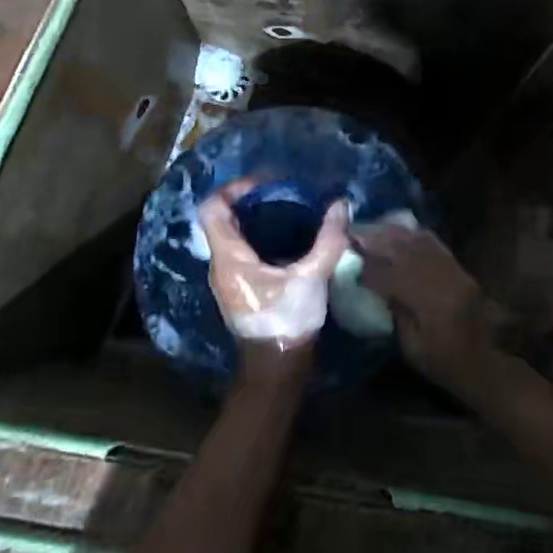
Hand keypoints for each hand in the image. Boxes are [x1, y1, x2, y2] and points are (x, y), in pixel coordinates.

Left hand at [199, 178, 349, 354]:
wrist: (276, 368)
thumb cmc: (286, 321)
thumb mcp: (311, 278)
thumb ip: (328, 240)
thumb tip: (340, 205)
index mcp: (229, 258)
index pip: (212, 208)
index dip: (234, 188)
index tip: (266, 183)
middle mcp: (221, 265)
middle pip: (222, 219)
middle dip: (249, 200)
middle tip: (282, 193)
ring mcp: (229, 278)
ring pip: (231, 236)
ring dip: (255, 219)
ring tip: (288, 210)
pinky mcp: (241, 289)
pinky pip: (242, 251)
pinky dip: (260, 237)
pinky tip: (290, 238)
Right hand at [349, 224, 493, 389]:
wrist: (487, 363)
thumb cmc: (445, 363)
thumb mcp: (412, 346)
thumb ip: (396, 312)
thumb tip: (379, 287)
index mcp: (431, 303)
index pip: (392, 277)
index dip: (368, 270)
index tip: (349, 263)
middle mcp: (444, 279)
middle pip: (405, 251)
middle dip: (377, 240)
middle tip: (353, 233)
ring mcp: (455, 271)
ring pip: (420, 243)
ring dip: (394, 234)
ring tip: (372, 228)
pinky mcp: (461, 270)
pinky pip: (436, 245)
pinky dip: (416, 236)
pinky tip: (401, 232)